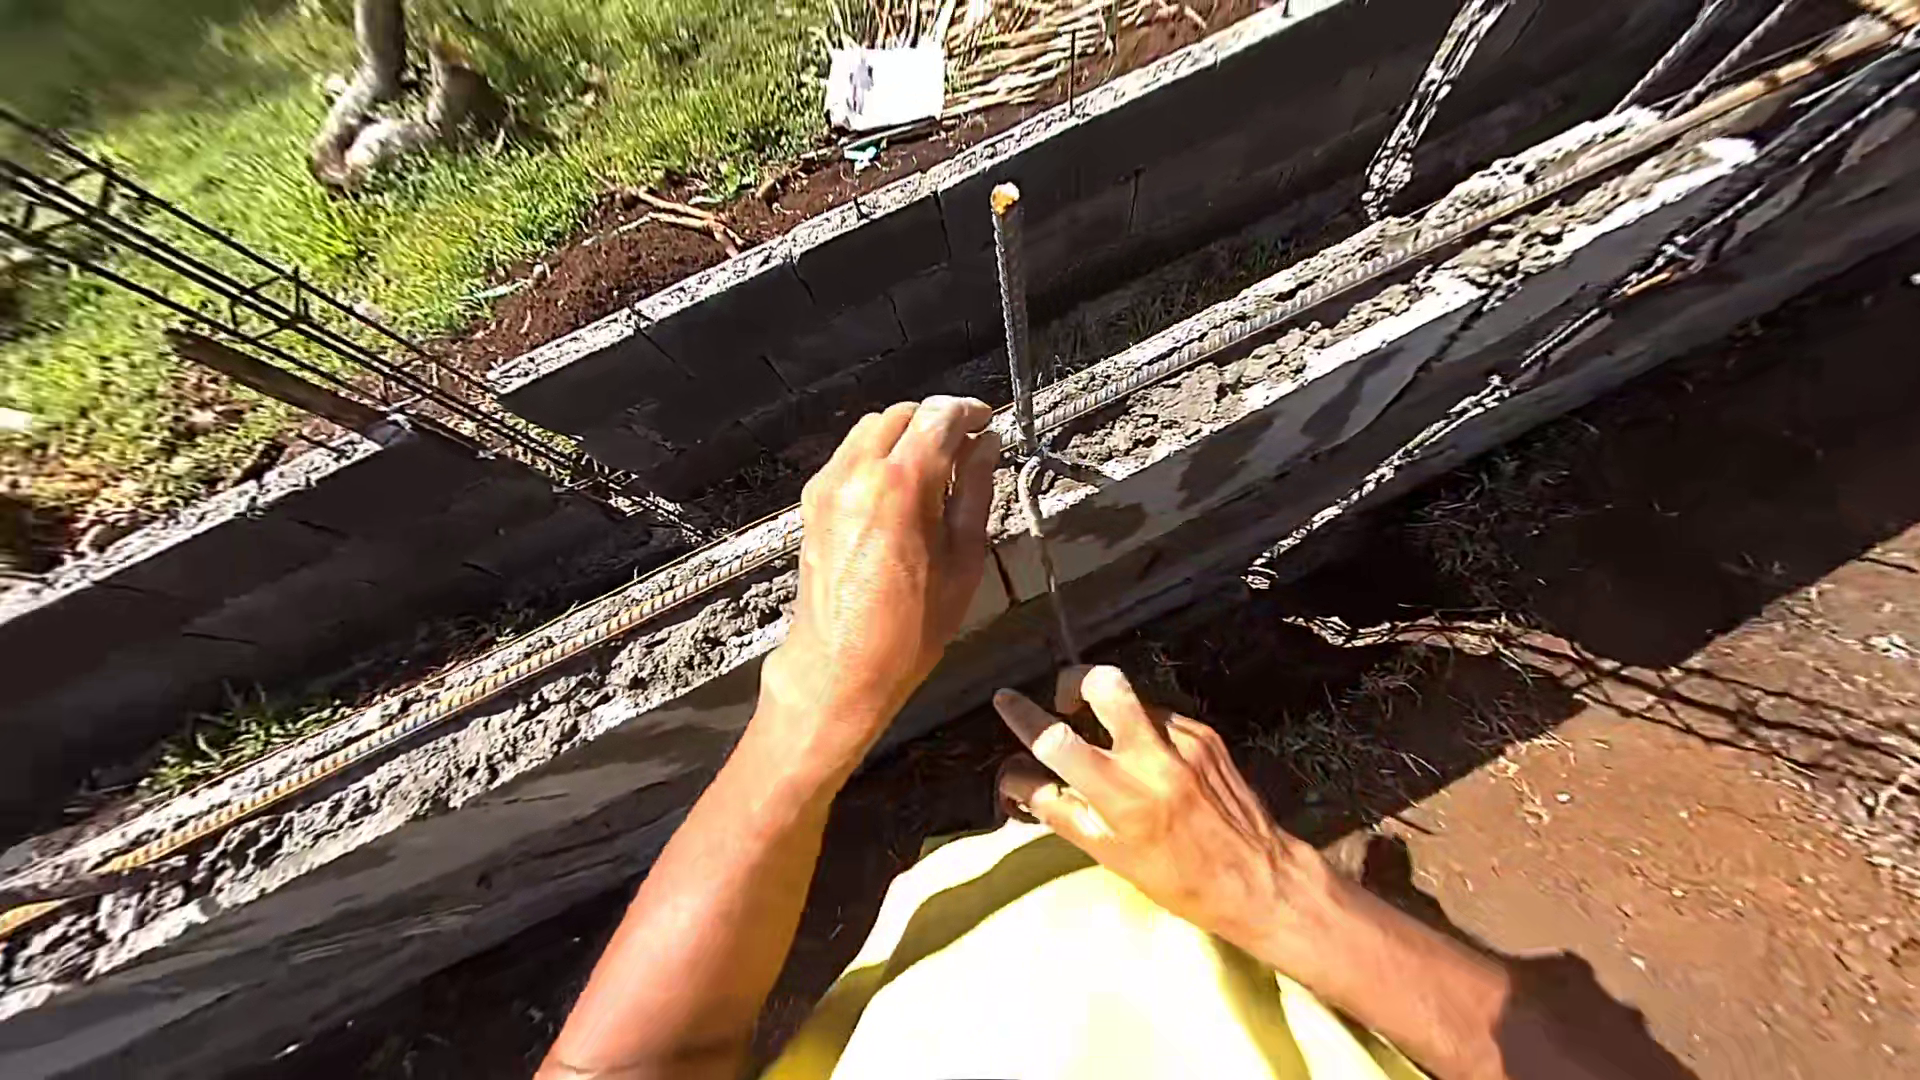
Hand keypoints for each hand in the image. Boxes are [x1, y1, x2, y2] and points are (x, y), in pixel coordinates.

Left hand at [757, 397, 1000, 782]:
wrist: (838, 668)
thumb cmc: (909, 629)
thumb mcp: (962, 561)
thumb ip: (974, 491)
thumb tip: (986, 447)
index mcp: (899, 486)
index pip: (938, 416)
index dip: (969, 411)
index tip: (987, 421)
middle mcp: (856, 473)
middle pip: (902, 414)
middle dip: (938, 421)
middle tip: (967, 449)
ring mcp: (827, 485)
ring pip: (872, 428)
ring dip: (907, 435)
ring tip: (936, 469)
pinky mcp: (813, 501)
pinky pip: (851, 455)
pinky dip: (880, 455)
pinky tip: (900, 488)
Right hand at [992, 666, 1338, 965]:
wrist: (1262, 878)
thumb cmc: (1176, 878)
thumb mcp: (1107, 854)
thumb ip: (1056, 808)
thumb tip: (1013, 775)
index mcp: (1122, 797)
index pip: (1058, 742)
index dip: (1023, 715)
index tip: (1005, 698)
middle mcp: (1153, 758)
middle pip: (1106, 685)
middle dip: (1074, 680)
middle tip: (1067, 701)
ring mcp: (1183, 737)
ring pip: (1129, 696)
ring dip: (1111, 711)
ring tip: (1115, 741)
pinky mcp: (1203, 730)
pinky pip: (1157, 713)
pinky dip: (1144, 728)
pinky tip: (1155, 760)